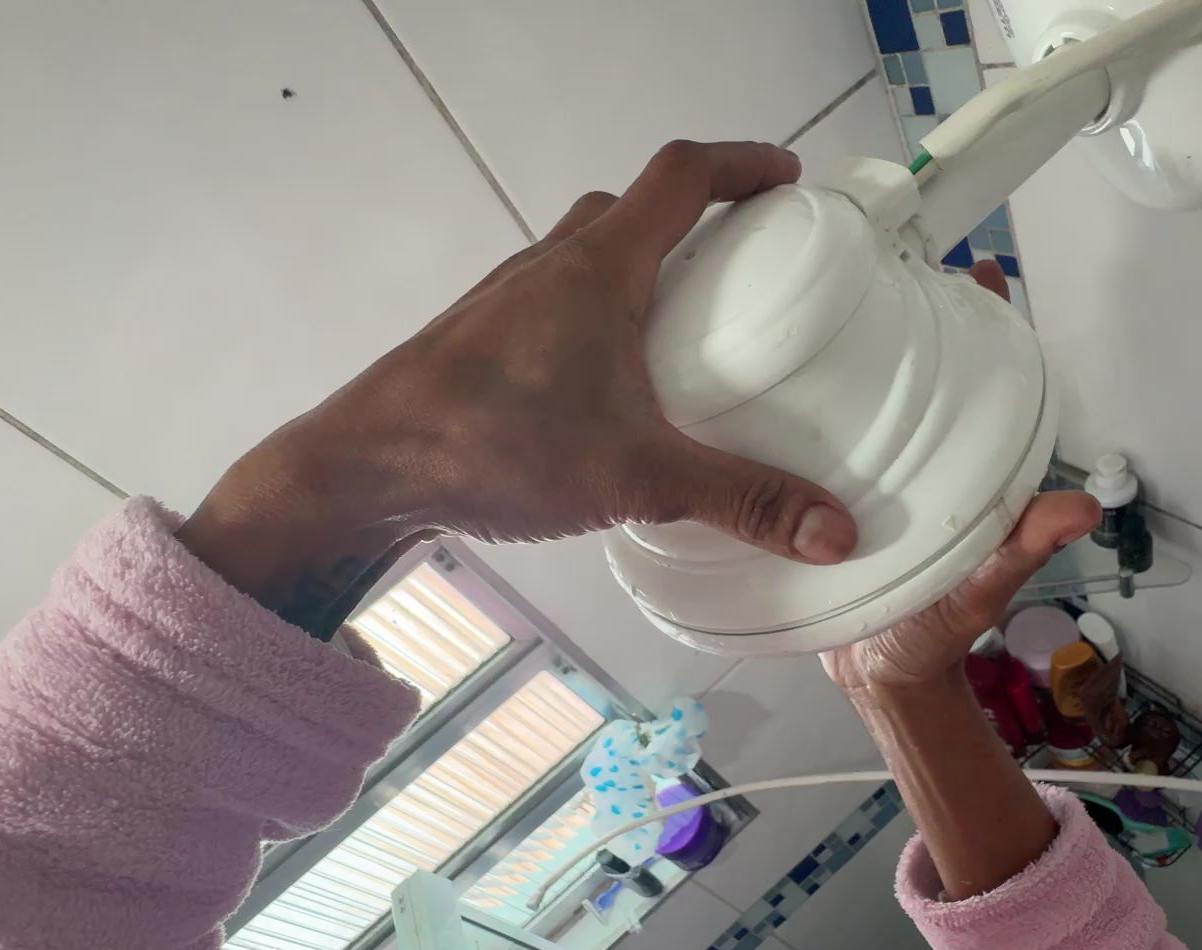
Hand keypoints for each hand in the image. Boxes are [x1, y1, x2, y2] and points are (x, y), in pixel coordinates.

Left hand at [179, 141, 859, 637]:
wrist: (365, 469)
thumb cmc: (497, 445)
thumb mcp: (640, 474)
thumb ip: (740, 500)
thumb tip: (836, 531)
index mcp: (596, 268)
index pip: (680, 176)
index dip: (741, 165)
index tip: (785, 179)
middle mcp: (547, 268)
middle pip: (630, 210)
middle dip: (691, 221)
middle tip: (737, 267)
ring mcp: (506, 304)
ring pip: (585, 256)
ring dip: (636, 268)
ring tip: (679, 327)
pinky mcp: (481, 344)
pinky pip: (552, 304)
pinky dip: (594, 316)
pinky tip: (605, 382)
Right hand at [822, 263, 1100, 700]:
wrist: (871, 673)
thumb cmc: (930, 634)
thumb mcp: (974, 593)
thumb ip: (1018, 554)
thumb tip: (1079, 508)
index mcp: (956, 471)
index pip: (975, 383)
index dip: (981, 323)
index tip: (968, 269)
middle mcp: (908, 461)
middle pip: (905, 380)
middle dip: (892, 323)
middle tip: (864, 274)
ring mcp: (856, 476)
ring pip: (848, 407)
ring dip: (832, 363)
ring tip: (801, 318)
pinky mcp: (811, 495)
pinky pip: (802, 446)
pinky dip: (787, 417)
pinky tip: (757, 396)